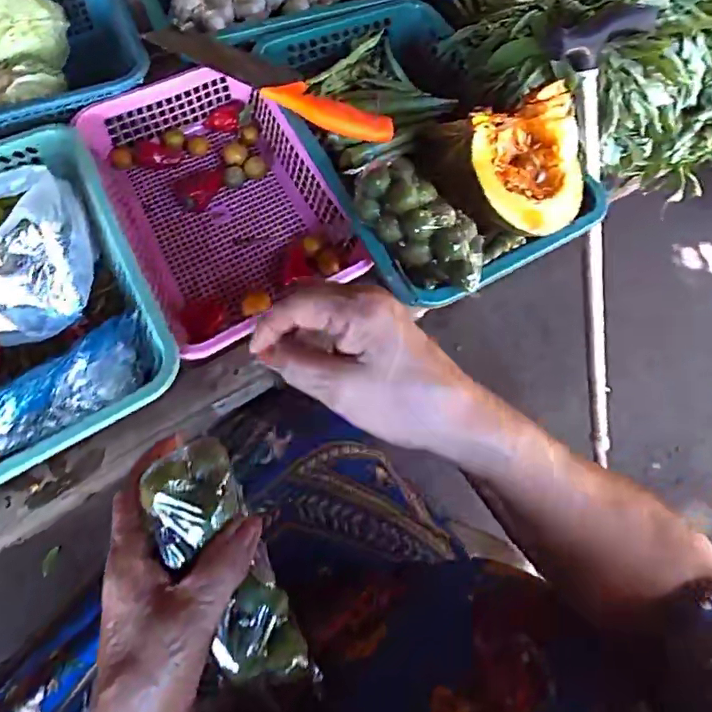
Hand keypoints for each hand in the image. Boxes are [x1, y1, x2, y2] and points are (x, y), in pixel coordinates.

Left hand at [92, 439, 262, 711]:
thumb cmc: (153, 663)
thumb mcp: (193, 610)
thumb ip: (223, 565)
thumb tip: (252, 519)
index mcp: (126, 557)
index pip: (131, 495)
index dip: (150, 463)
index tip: (178, 442)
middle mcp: (129, 570)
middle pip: (150, 517)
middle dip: (180, 494)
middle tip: (215, 480)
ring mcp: (140, 596)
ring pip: (166, 547)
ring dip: (193, 529)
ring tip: (228, 516)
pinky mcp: (154, 619)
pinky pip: (176, 575)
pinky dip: (199, 561)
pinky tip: (227, 567)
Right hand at [248, 282, 498, 456]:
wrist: (459, 417)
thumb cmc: (402, 407)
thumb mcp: (341, 391)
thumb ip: (297, 366)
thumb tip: (264, 352)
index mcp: (359, 307)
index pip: (296, 303)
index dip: (268, 326)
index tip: (252, 354)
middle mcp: (366, 293)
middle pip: (306, 293)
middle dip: (280, 320)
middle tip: (264, 353)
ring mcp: (376, 302)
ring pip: (319, 299)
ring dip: (297, 322)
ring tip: (283, 354)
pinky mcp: (380, 315)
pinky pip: (335, 309)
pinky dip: (315, 325)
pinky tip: (310, 350)